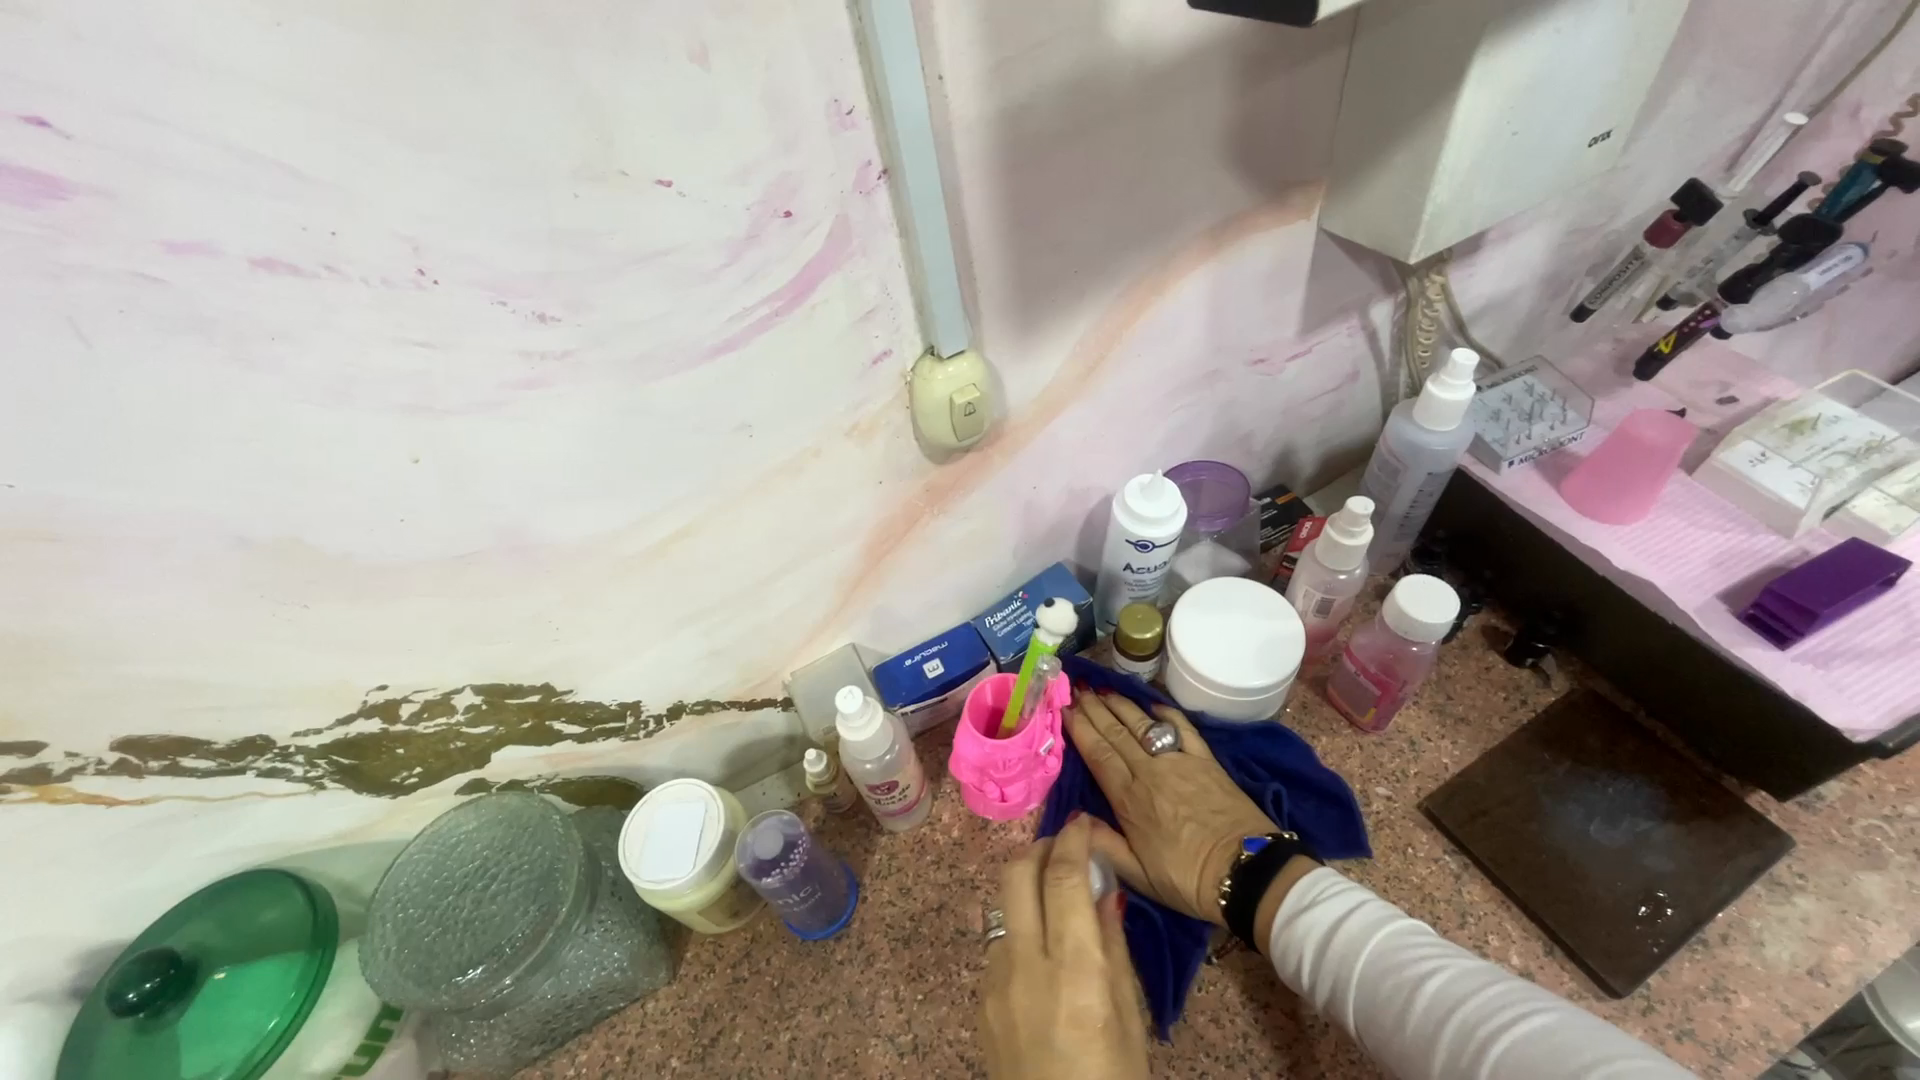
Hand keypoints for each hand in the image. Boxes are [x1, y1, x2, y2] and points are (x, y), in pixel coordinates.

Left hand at [979, 815, 1149, 1079]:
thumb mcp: (1130, 1019)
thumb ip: (1112, 947)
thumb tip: (1104, 892)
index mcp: (1074, 970)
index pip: (1064, 877)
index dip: (1073, 840)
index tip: (1083, 823)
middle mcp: (1026, 965)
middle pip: (1016, 873)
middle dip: (1039, 849)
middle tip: (1065, 851)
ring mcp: (994, 982)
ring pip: (1003, 906)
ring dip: (1028, 888)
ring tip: (1057, 901)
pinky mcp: (980, 1000)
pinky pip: (998, 944)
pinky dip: (1021, 928)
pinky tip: (1043, 953)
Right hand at [1065, 691, 1297, 926]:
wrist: (1249, 872)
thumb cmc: (1189, 880)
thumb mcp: (1138, 876)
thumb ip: (1103, 845)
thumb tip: (1072, 817)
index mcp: (1129, 799)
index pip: (1097, 753)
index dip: (1079, 728)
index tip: (1064, 708)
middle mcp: (1150, 772)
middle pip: (1116, 733)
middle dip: (1094, 708)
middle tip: (1077, 689)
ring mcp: (1180, 762)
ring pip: (1143, 725)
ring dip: (1121, 705)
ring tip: (1103, 690)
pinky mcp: (1207, 761)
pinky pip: (1182, 729)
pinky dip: (1167, 713)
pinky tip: (1154, 705)